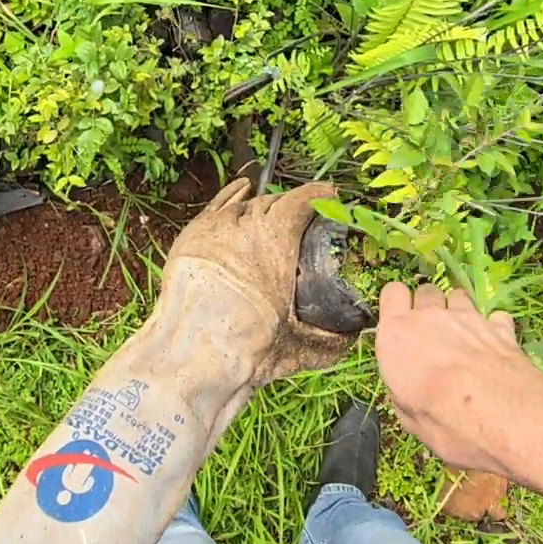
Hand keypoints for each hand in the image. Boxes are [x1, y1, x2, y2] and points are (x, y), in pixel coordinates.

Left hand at [162, 178, 351, 383]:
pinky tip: (243, 190)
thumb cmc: (245, 347)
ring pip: (247, 203)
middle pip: (275, 201)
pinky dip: (234, 195)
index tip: (331, 195)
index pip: (302, 200)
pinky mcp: (194, 234)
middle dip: (292, 206)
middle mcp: (246, 223)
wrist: (190, 353)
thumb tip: (352, 336)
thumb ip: (331, 341)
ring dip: (264, 207)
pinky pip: (218, 203)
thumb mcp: (298, 347)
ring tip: (274, 217)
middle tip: (304, 220)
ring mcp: (217, 226)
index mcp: (276, 239)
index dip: (320, 195)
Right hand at [374, 282, 542, 489]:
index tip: (402, 322)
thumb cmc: (445, 421)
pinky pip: (493, 316)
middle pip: (425, 291)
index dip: (397, 304)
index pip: (392, 293)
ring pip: (457, 296)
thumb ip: (405, 393)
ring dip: (458, 311)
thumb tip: (408, 393)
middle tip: (434, 335)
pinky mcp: (499, 326)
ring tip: (464, 336)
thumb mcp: (411, 419)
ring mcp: (466, 317)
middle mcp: (429, 316)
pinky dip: (493, 327)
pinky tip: (496, 344)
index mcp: (397, 334)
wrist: (504, 416)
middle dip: (429, 306)